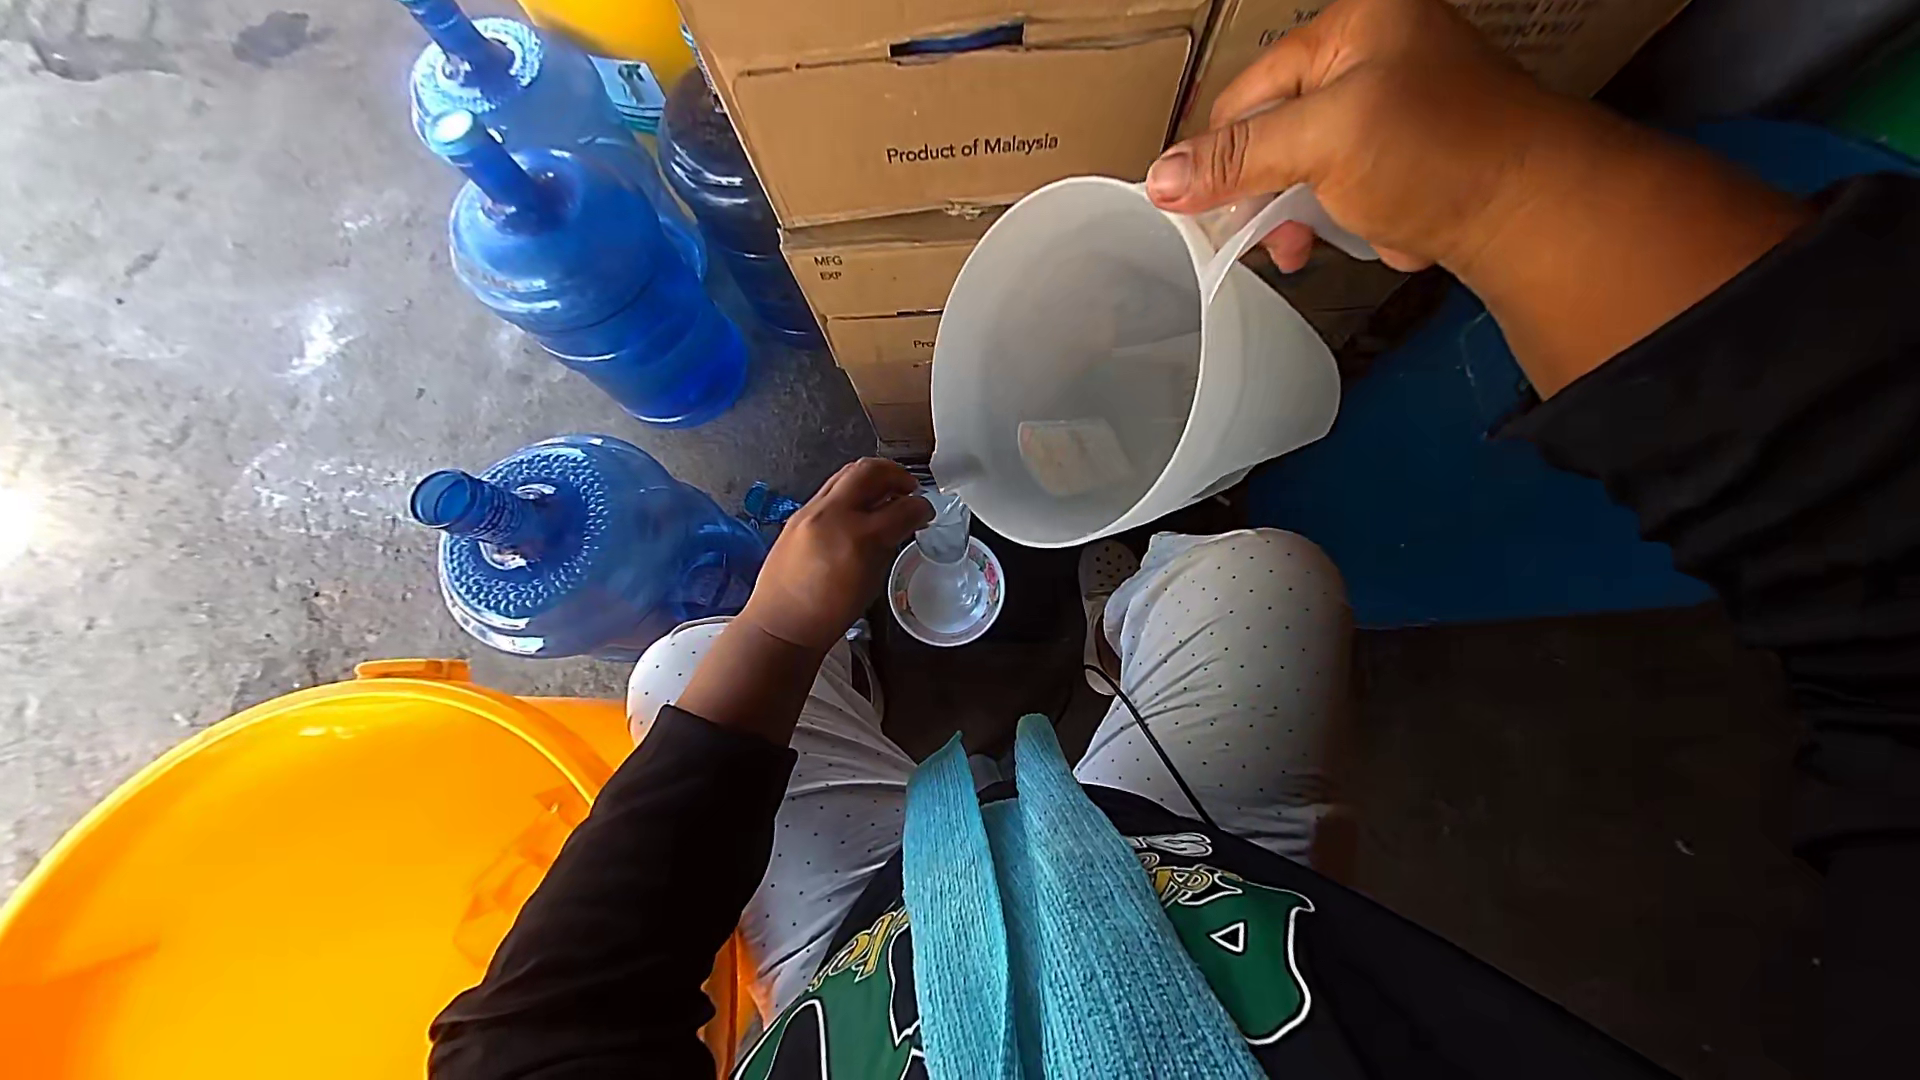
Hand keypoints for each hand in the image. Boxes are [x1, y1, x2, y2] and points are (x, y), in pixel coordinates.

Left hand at [739, 458, 932, 652]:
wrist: (781, 623)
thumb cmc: (830, 613)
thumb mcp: (872, 580)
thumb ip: (888, 544)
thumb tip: (903, 523)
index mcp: (858, 538)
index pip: (901, 507)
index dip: (921, 507)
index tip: (926, 511)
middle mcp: (832, 515)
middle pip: (871, 471)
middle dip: (897, 474)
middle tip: (909, 488)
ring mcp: (811, 511)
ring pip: (848, 474)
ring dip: (873, 478)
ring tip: (886, 492)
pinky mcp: (798, 514)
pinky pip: (832, 489)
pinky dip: (853, 491)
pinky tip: (861, 508)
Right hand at [1149, 0, 1806, 394]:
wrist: (1516, 210)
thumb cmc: (1433, 155)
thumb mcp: (1326, 142)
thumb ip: (1238, 157)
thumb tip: (1157, 179)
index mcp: (1347, 29)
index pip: (1244, 96)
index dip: (1217, 157)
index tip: (1207, 212)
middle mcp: (1354, 62)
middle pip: (1259, 135)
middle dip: (1252, 193)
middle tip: (1256, 234)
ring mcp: (1366, 113)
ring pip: (1281, 170)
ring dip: (1275, 216)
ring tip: (1290, 248)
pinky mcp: (1372, 160)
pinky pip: (1311, 189)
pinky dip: (1303, 222)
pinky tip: (1311, 244)